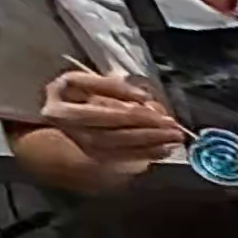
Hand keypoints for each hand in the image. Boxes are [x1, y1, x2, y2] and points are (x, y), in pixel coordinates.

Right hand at [40, 70, 183, 173]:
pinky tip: (169, 147)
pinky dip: (153, 151)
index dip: (113, 87)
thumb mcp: (116, 96)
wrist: (99, 141)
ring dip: (152, 136)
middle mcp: (62, 112)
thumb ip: (131, 96)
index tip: (144, 96)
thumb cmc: (111, 112)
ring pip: (116, 136)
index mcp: (64, 90)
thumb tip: (151, 104)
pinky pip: (128, 154)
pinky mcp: (97, 155)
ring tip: (175, 135)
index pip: (78, 81)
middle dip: (139, 118)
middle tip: (170, 122)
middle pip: (100, 114)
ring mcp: (78, 135)